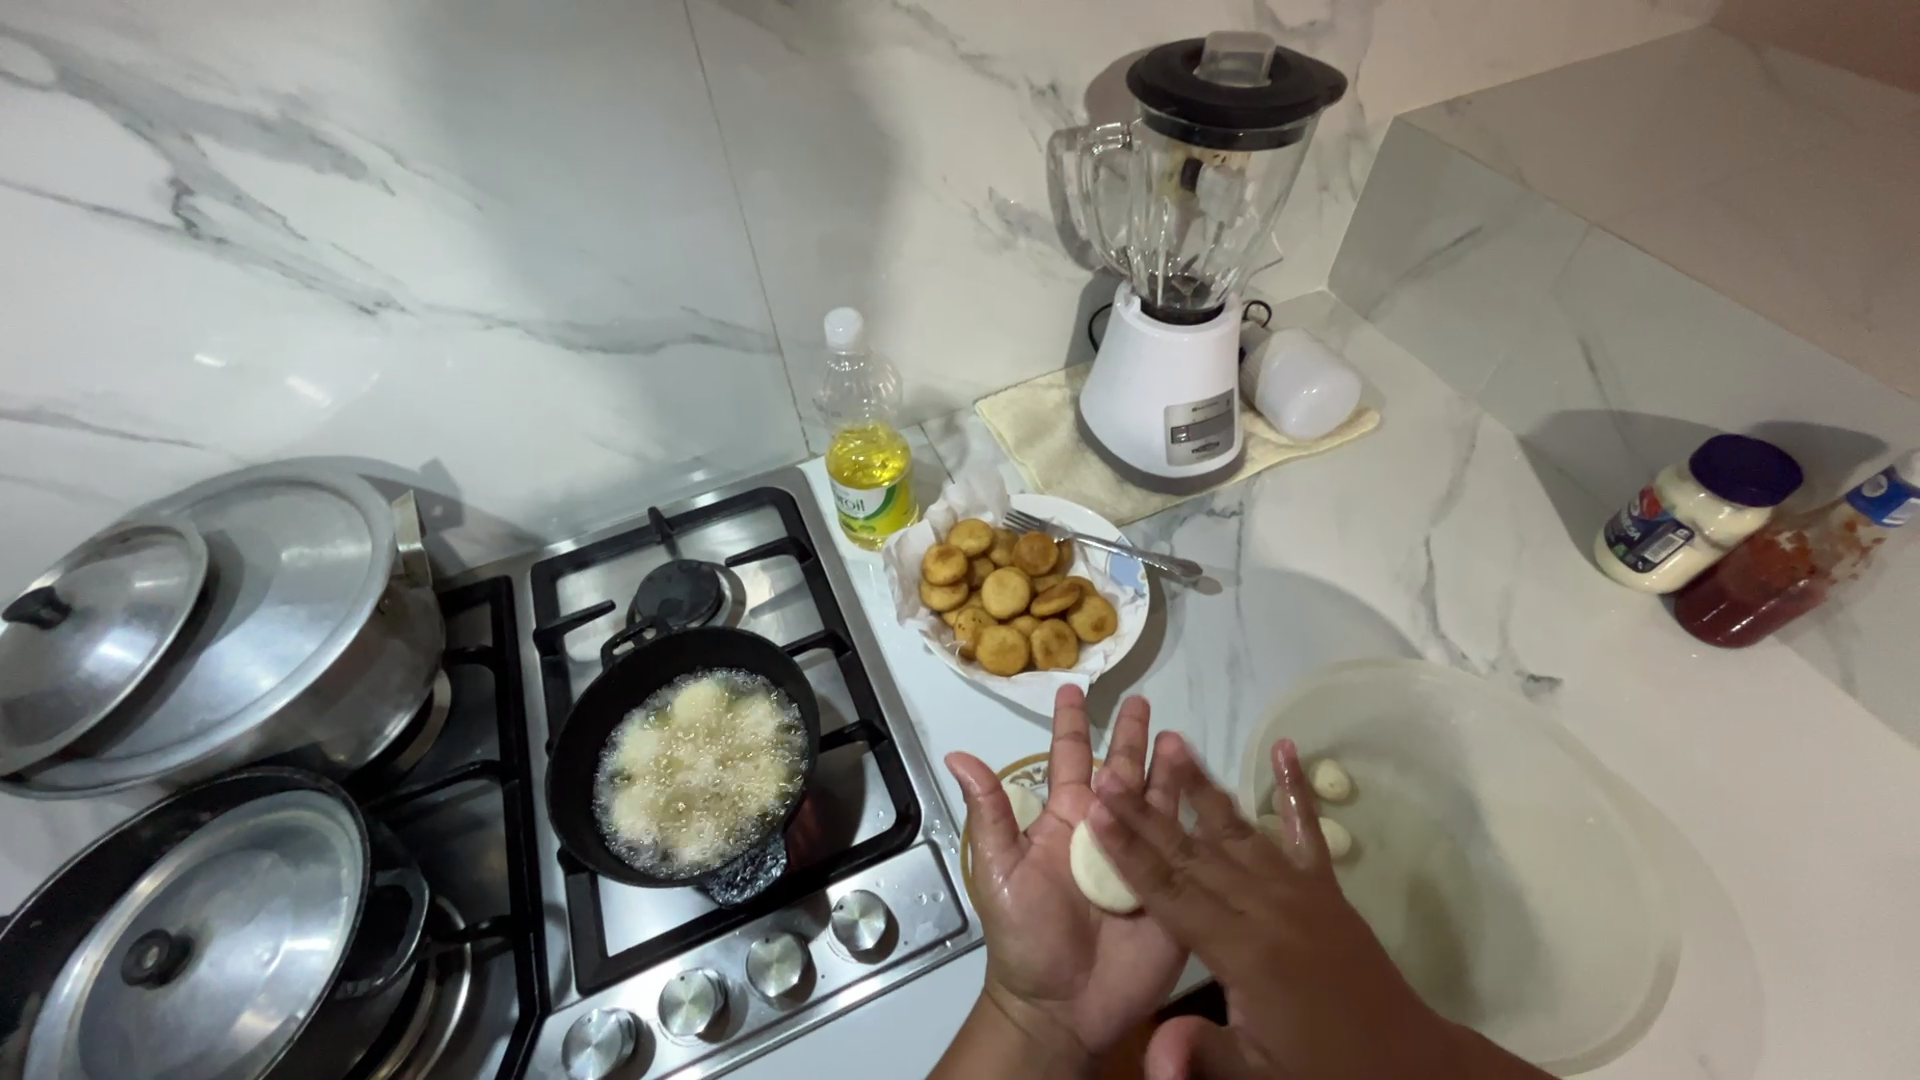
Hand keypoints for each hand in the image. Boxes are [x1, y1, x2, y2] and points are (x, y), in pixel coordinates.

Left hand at [943, 686, 1187, 1066]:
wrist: (1061, 1004)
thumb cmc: (1024, 934)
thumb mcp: (999, 867)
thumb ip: (989, 811)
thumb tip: (958, 755)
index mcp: (1063, 818)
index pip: (1068, 758)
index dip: (1071, 724)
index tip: (1072, 688)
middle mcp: (1104, 826)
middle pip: (1120, 769)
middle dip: (1129, 735)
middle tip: (1140, 701)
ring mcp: (1140, 853)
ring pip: (1156, 798)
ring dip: (1165, 767)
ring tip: (1174, 736)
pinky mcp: (1171, 885)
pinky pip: (1185, 843)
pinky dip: (1195, 813)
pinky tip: (1203, 786)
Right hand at [1088, 738, 1547, 1079]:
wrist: (1407, 1064)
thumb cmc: (1323, 1069)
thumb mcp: (1260, 1076)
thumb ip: (1203, 1054)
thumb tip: (1153, 1054)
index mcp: (1244, 951)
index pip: (1170, 890)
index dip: (1128, 850)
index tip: (1095, 809)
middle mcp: (1266, 906)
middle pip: (1192, 851)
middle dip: (1145, 811)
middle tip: (1111, 771)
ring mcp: (1299, 888)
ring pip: (1237, 829)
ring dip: (1201, 785)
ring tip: (1172, 742)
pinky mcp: (1325, 884)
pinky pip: (1305, 829)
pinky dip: (1294, 787)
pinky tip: (1285, 748)